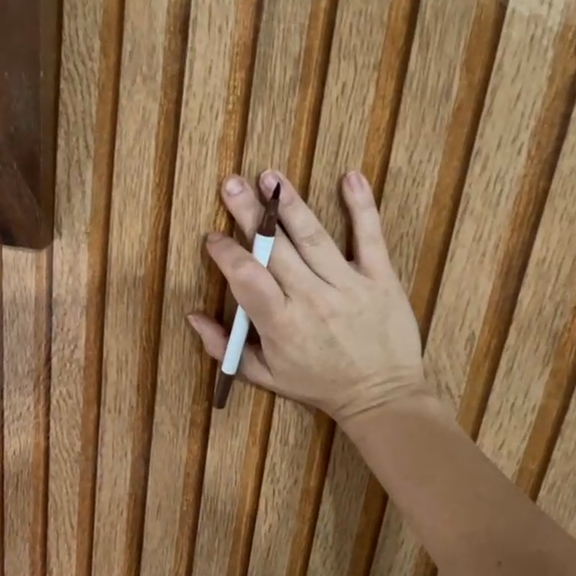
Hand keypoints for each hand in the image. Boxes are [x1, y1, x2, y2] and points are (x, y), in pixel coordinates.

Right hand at [188, 169, 435, 424]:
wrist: (383, 398)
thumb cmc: (318, 385)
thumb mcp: (263, 376)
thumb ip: (224, 347)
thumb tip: (192, 315)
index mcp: (281, 325)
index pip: (246, 278)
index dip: (226, 253)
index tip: (212, 237)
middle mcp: (312, 300)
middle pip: (275, 250)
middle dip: (250, 214)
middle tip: (231, 183)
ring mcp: (349, 286)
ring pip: (314, 237)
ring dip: (290, 204)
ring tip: (271, 177)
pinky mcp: (380, 279)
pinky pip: (370, 237)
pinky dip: (361, 206)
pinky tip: (349, 177)